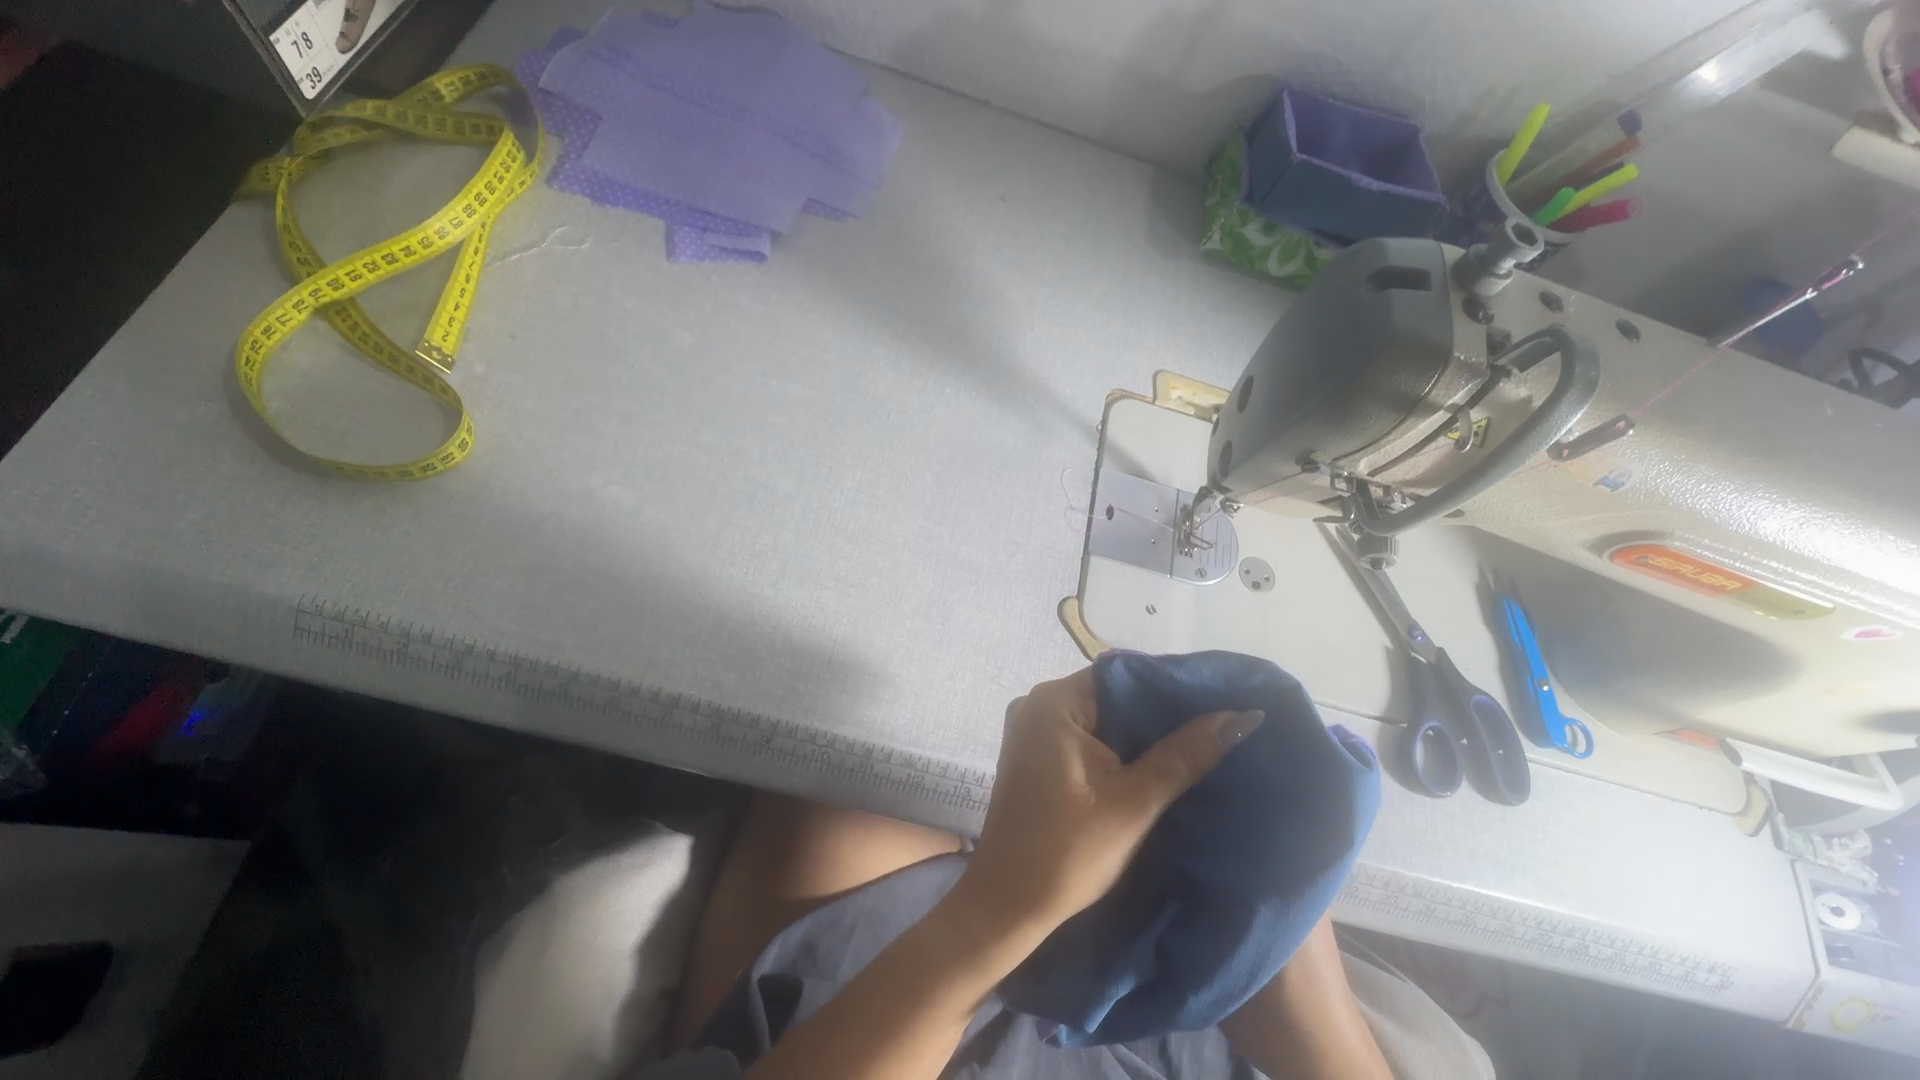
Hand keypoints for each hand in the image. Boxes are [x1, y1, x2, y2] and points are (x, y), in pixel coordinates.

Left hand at [950, 667, 1263, 936]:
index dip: (1177, 689)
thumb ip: (1187, 753)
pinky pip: (1090, 740)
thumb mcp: (1136, 802)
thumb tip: (1244, 715)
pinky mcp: (1037, 757)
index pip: (1129, 677)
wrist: (1008, 905)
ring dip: (1146, 736)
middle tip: (1224, 726)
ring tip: (1206, 743)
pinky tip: (1162, 763)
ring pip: (1105, 721)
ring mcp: (1034, 731)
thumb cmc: (1069, 852)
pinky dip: (1122, 751)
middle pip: (1117, 697)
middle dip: (1166, 715)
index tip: (1226, 702)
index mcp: (1054, 701)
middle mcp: (1038, 704)